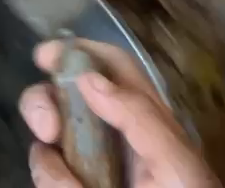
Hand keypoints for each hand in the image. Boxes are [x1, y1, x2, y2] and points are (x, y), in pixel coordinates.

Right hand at [18, 40, 217, 187]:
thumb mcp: (179, 172)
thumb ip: (141, 119)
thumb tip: (88, 78)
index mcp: (149, 123)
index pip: (114, 67)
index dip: (81, 51)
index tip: (44, 57)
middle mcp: (115, 138)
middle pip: (67, 94)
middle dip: (45, 101)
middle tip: (46, 125)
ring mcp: (91, 169)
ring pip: (49, 137)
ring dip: (47, 155)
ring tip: (63, 179)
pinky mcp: (70, 186)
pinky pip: (46, 172)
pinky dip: (51, 179)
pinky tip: (64, 187)